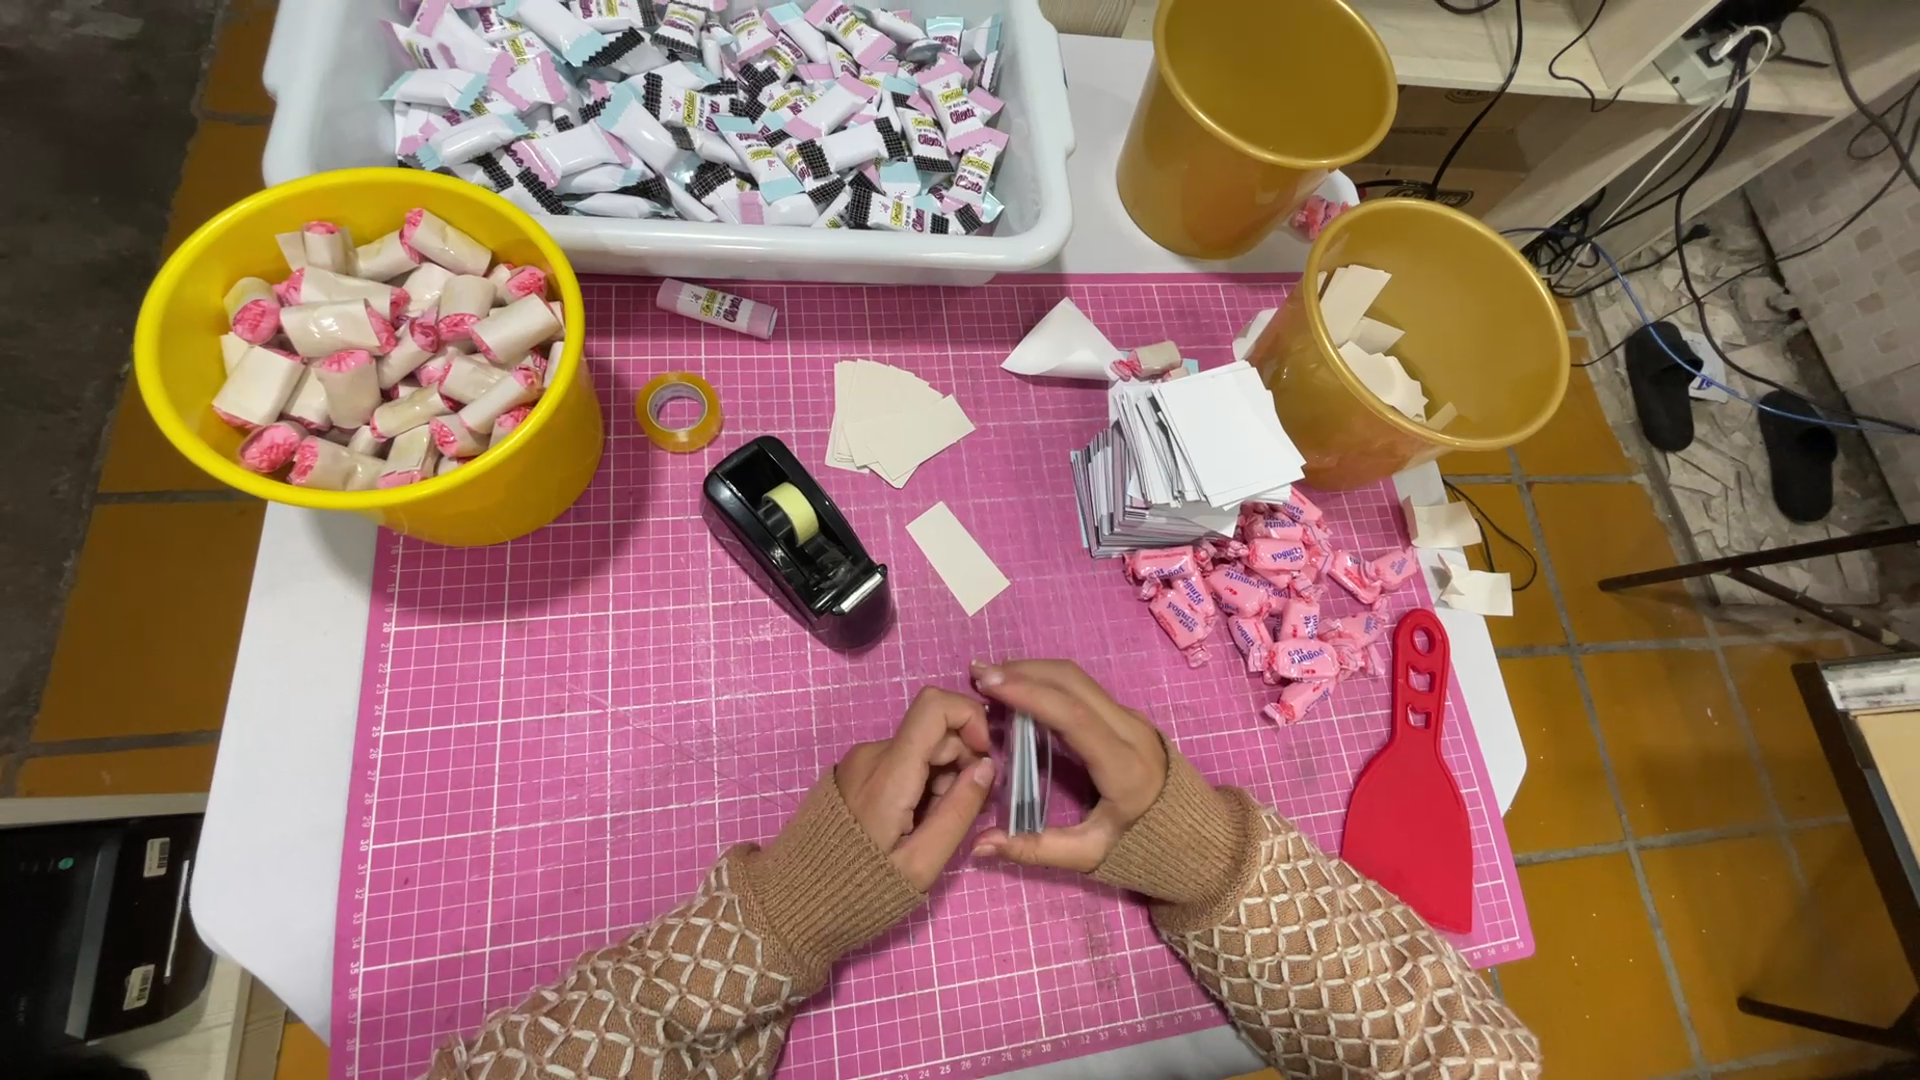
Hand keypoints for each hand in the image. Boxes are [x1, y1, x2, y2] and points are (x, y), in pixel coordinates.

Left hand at [837, 687, 997, 890]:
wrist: (792, 904)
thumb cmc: (860, 893)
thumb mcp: (921, 865)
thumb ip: (959, 812)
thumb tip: (987, 766)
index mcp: (888, 773)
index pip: (934, 705)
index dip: (969, 718)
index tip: (983, 760)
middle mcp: (873, 753)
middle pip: (934, 733)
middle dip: (960, 764)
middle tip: (959, 814)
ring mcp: (861, 760)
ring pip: (920, 749)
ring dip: (940, 779)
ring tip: (928, 827)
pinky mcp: (856, 771)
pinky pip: (902, 762)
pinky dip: (920, 784)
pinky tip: (912, 823)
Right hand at [968, 659, 1167, 871]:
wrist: (1203, 839)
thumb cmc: (1147, 849)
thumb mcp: (1092, 857)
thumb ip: (1036, 850)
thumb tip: (980, 846)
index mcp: (1124, 766)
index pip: (1073, 715)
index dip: (1030, 694)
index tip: (990, 685)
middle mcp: (1130, 730)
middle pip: (1073, 682)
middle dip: (1023, 671)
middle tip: (978, 674)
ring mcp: (1130, 717)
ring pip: (1077, 678)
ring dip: (1033, 670)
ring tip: (990, 677)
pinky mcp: (1125, 715)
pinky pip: (1081, 688)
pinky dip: (1046, 680)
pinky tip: (1019, 688)